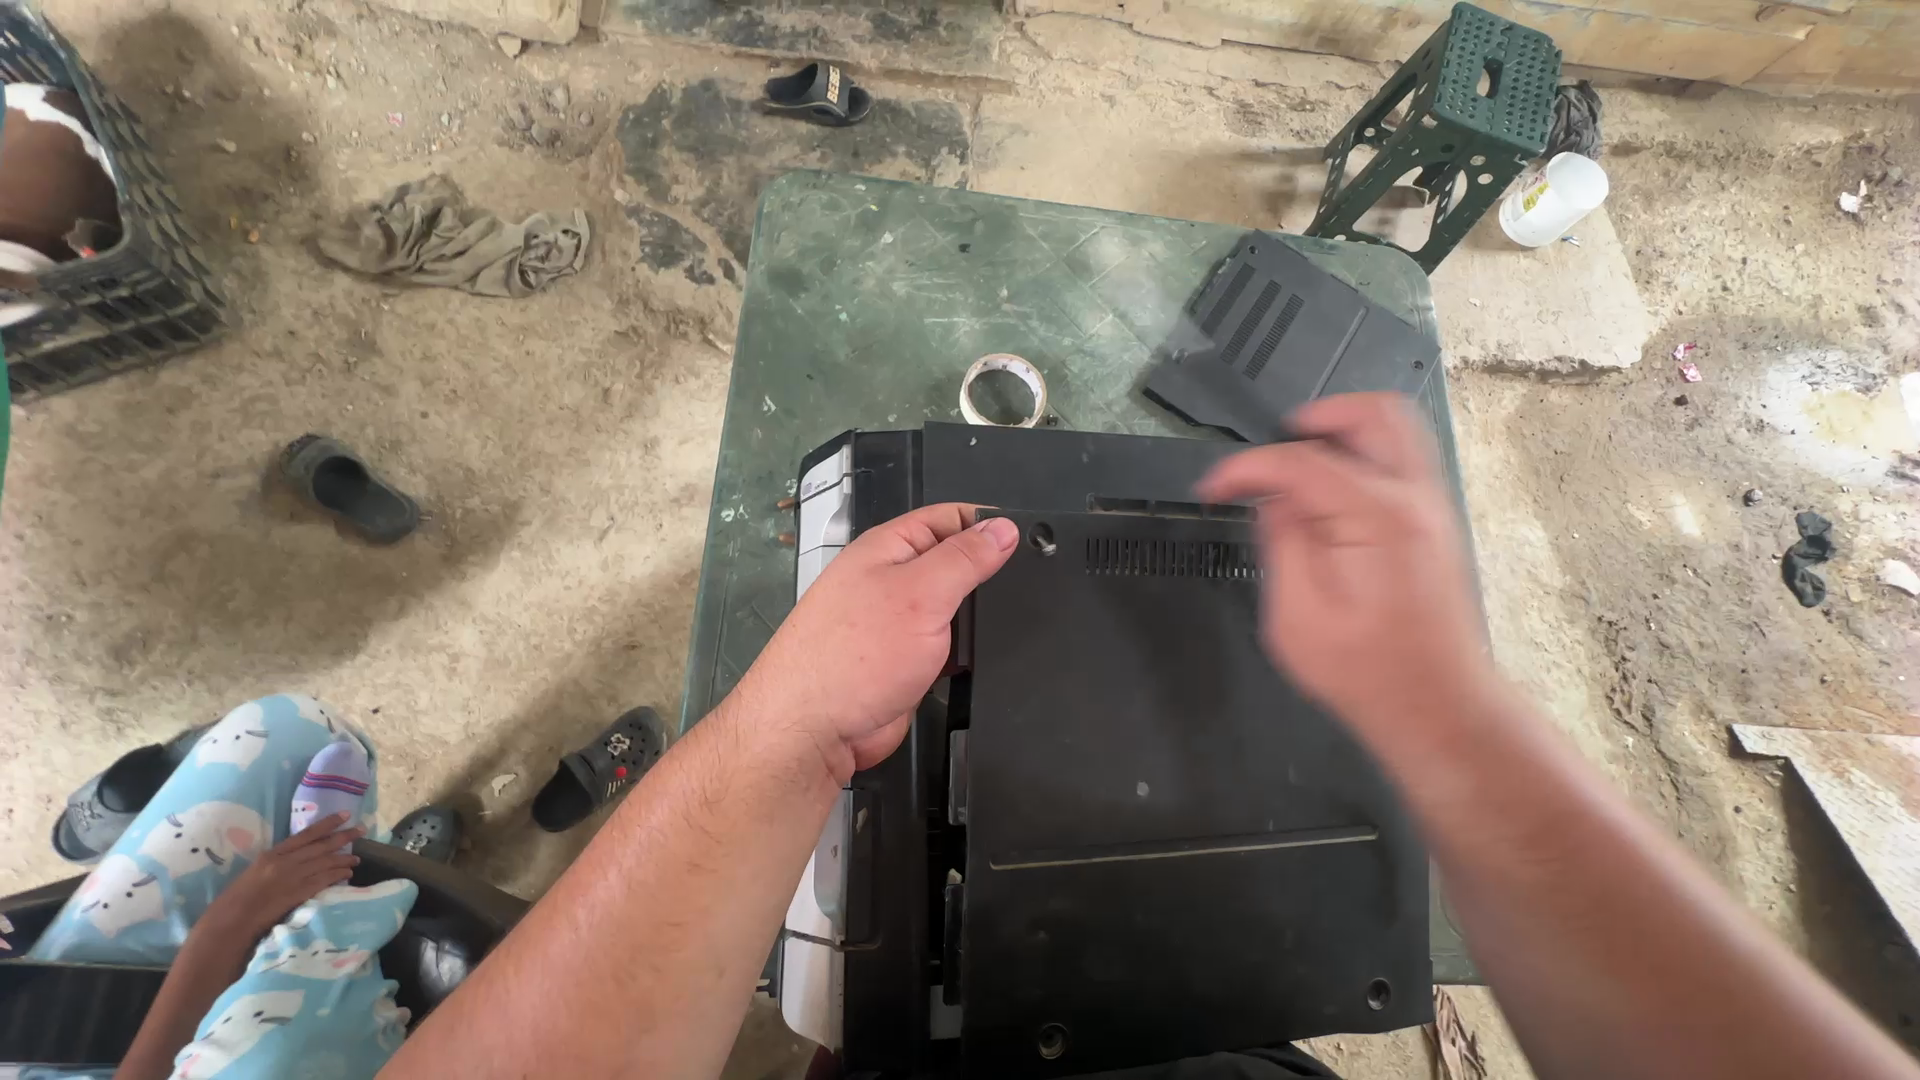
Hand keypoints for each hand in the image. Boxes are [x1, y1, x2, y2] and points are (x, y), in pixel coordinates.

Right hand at [195, 813, 362, 944]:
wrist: (226, 924)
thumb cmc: (233, 901)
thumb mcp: (253, 873)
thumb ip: (276, 863)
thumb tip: (299, 856)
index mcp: (271, 855)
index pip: (306, 834)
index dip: (328, 823)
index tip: (346, 814)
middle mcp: (284, 862)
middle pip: (322, 845)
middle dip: (345, 836)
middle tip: (362, 830)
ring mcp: (293, 877)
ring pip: (327, 861)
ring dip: (345, 859)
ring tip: (356, 858)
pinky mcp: (299, 893)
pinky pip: (325, 879)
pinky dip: (339, 875)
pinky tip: (347, 874)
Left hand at [734, 503, 1018, 782]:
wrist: (814, 730)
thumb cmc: (859, 654)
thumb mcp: (921, 593)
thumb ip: (965, 558)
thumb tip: (1002, 526)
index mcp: (888, 548)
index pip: (947, 518)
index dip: (987, 523)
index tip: (1031, 538)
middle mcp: (890, 579)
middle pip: (951, 561)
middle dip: (986, 570)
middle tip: (1033, 581)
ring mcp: (897, 623)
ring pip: (951, 607)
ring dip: (976, 615)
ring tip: (1015, 618)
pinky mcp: (904, 662)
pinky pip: (945, 644)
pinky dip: (965, 648)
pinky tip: (987, 653)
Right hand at [1196, 393, 1494, 732]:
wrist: (1436, 705)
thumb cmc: (1365, 671)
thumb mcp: (1296, 614)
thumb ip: (1282, 543)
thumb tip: (1271, 501)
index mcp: (1377, 519)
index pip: (1301, 461)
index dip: (1246, 467)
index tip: (1213, 488)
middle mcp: (1415, 500)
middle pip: (1373, 414)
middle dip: (1313, 419)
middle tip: (1271, 450)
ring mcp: (1431, 509)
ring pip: (1394, 429)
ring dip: (1339, 434)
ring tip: (1293, 466)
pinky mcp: (1430, 525)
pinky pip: (1397, 461)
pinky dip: (1357, 457)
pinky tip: (1323, 497)